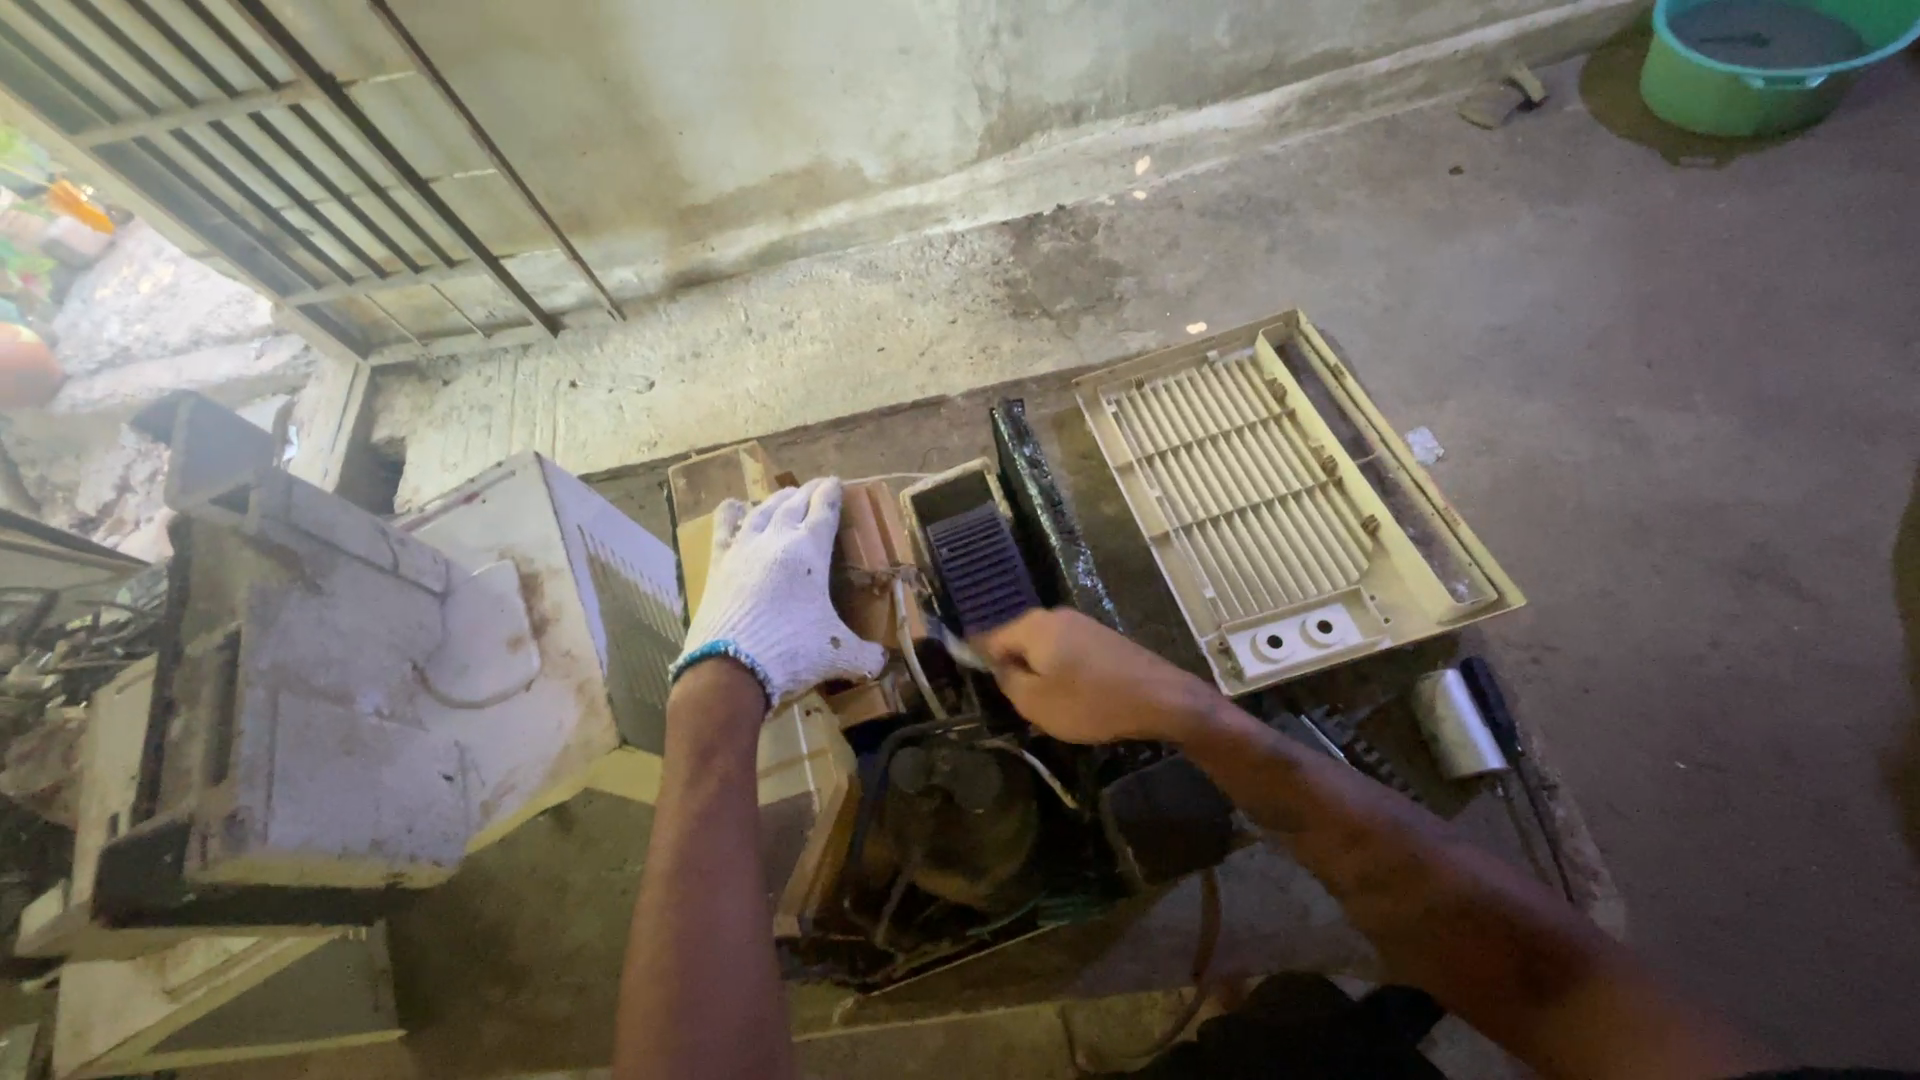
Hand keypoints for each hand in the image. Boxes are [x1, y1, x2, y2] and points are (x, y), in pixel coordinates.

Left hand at [670, 478, 885, 708]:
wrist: (730, 668)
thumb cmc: (792, 651)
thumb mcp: (838, 654)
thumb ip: (865, 654)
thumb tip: (883, 661)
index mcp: (809, 551)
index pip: (824, 511)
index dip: (832, 494)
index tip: (836, 483)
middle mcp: (776, 540)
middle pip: (794, 505)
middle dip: (808, 492)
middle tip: (816, 486)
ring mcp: (744, 549)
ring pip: (762, 511)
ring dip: (776, 499)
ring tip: (785, 494)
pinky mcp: (719, 565)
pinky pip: (726, 528)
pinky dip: (732, 513)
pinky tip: (735, 505)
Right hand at [974, 608, 1222, 744]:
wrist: (1161, 699)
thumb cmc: (1090, 702)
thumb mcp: (1035, 702)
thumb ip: (1007, 680)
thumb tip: (998, 666)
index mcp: (1033, 625)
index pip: (988, 638)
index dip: (977, 661)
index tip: (975, 685)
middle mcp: (1055, 616)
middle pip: (1018, 642)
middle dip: (1014, 671)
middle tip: (1017, 705)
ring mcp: (1082, 624)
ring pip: (1044, 650)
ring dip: (1040, 676)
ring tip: (1049, 708)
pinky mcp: (1102, 638)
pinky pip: (1068, 654)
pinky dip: (1063, 675)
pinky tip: (1075, 700)